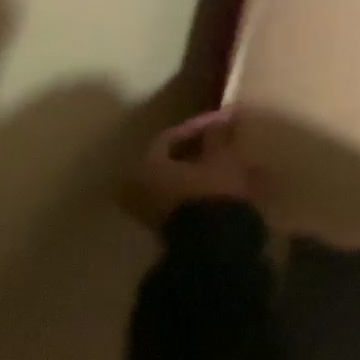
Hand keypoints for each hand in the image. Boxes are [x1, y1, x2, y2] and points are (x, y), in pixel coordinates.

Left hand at [120, 112, 254, 229]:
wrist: (212, 240)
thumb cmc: (212, 190)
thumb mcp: (221, 157)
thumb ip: (217, 135)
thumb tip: (221, 118)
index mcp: (144, 166)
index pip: (170, 137)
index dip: (199, 125)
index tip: (223, 119)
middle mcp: (136, 186)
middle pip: (167, 157)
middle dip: (195, 146)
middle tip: (219, 136)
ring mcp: (144, 208)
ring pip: (171, 177)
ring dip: (194, 165)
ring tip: (221, 157)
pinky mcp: (159, 223)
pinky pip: (174, 193)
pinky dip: (192, 182)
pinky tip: (215, 178)